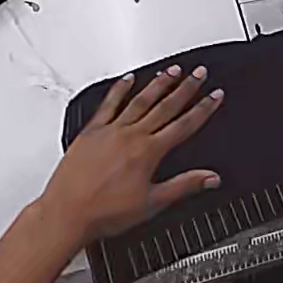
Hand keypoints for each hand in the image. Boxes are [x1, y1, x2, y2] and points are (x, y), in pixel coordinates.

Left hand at [39, 65, 223, 245]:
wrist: (68, 212)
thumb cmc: (105, 212)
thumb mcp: (152, 203)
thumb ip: (184, 186)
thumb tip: (210, 178)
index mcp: (148, 152)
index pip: (184, 125)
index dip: (203, 109)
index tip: (214, 96)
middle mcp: (131, 135)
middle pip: (165, 106)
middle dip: (186, 88)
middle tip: (199, 73)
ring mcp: (110, 130)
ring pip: (140, 100)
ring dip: (158, 83)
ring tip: (172, 70)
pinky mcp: (92, 131)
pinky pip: (109, 104)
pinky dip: (120, 90)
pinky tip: (128, 80)